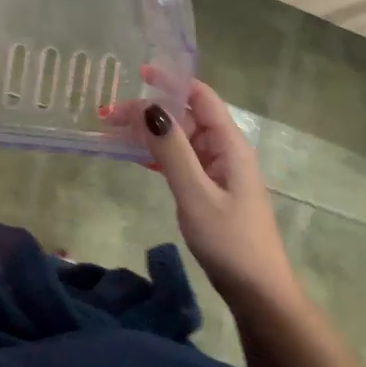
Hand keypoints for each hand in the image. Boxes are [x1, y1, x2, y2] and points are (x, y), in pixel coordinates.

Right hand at [108, 68, 298, 308]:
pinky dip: (157, 155)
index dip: (171, 81)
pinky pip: (181, 161)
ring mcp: (218, 172)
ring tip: (112, 132)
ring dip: (150, 133)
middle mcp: (225, 150)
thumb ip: (172, 151)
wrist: (258, 293)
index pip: (200, 96)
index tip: (136, 73)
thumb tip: (150, 107)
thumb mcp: (196, 195)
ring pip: (180, 139)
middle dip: (149, 110)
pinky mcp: (210, 191)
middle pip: (186, 116)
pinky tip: (134, 157)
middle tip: (107, 114)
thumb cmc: (230, 242)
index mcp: (229, 144)